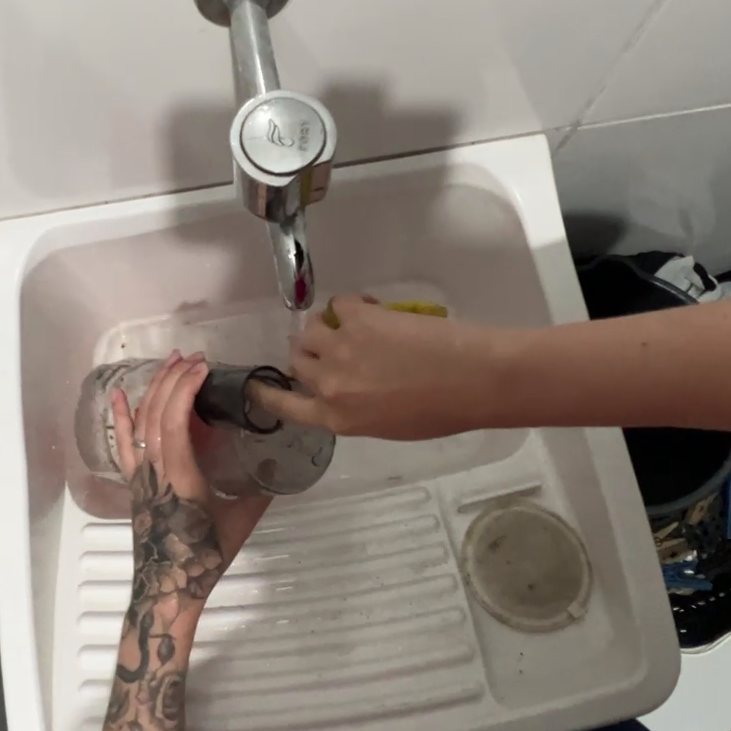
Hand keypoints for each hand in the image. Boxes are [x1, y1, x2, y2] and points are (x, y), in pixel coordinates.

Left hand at [111, 352, 269, 604]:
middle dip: (174, 380)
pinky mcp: (134, 482)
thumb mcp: (240, 522)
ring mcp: (140, 474)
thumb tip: (280, 463)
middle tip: (195, 358)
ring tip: (171, 363)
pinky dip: (121, 416)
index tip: (204, 367)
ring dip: (155, 389)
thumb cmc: (204, 556)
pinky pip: (122, 444)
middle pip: (156, 414)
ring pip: (140, 422)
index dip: (186, 389)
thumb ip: (260, 492)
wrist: (167, 587)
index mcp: (180, 476)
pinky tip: (120, 394)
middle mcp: (154, 469)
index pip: (175, 421)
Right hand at [248, 295, 510, 438]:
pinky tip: (372, 309)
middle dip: (310, 356)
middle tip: (332, 350)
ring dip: (325, 328)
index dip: (269, 394)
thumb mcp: (386, 426)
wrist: (473, 379)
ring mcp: (340, 348)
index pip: (287, 407)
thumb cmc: (440, 412)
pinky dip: (352, 305)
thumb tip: (345, 389)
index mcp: (338, 419)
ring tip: (349, 327)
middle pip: (297, 362)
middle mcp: (330, 384)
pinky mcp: (358, 318)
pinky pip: (338, 304)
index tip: (257, 385)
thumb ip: (354, 410)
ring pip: (310, 330)